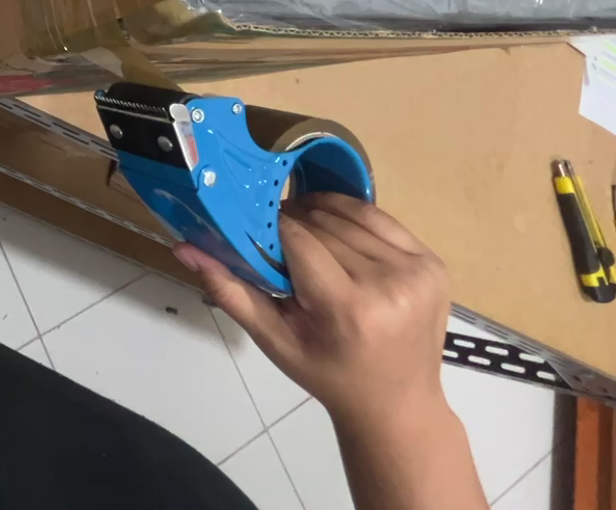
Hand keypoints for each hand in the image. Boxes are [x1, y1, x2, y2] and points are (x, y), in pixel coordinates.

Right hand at [177, 193, 451, 429]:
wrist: (398, 402)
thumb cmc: (325, 371)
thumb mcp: (271, 338)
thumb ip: (229, 289)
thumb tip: (182, 247)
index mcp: (349, 308)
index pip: (297, 237)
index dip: (268, 228)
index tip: (252, 234)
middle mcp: (390, 285)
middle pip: (320, 223)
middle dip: (291, 224)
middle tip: (274, 242)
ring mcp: (418, 272)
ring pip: (345, 215)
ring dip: (316, 217)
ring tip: (300, 237)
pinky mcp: (433, 264)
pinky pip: (377, 216)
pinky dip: (347, 214)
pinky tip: (331, 229)